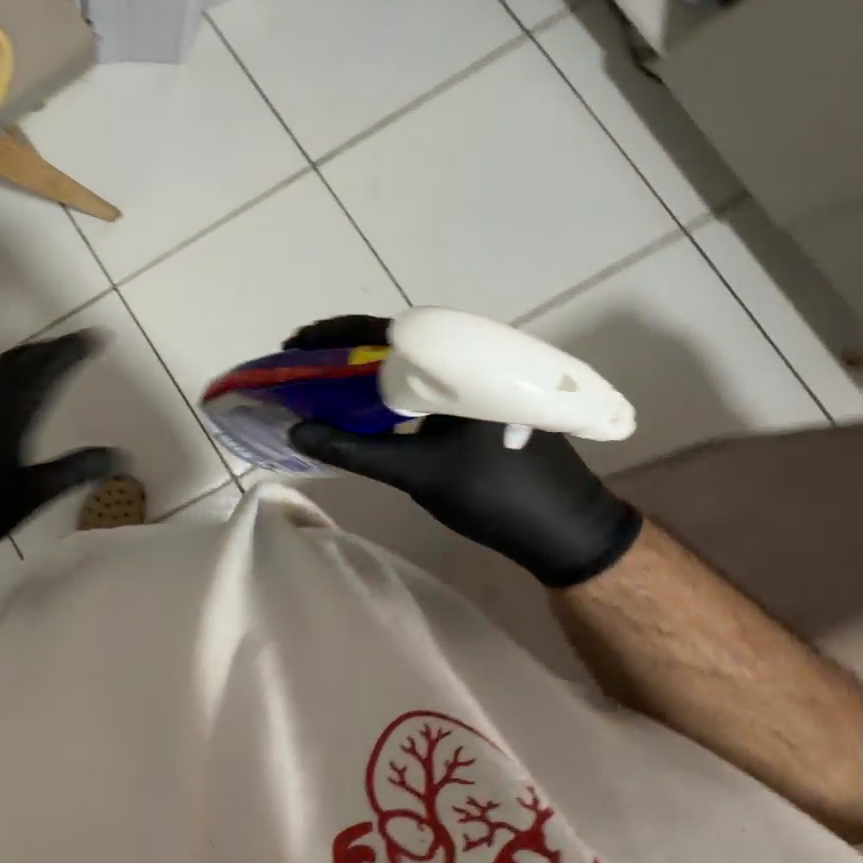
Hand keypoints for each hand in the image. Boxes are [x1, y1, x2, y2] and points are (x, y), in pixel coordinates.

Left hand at [0, 331, 120, 583]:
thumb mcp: (38, 493)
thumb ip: (78, 470)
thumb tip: (123, 456)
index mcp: (10, 414)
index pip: (46, 371)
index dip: (72, 351)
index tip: (98, 336)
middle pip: (23, 361)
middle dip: (53, 346)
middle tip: (80, 339)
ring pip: (1, 366)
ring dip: (28, 352)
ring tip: (50, 349)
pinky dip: (5, 365)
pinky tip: (8, 377)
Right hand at [282, 316, 641, 587]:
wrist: (568, 531)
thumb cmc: (498, 495)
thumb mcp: (417, 473)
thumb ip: (353, 450)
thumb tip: (296, 431)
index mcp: (465, 364)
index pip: (388, 331)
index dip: (335, 334)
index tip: (294, 344)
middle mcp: (473, 360)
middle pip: (394, 342)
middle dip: (342, 350)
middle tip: (300, 363)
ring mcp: (477, 381)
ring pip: (408, 363)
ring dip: (362, 369)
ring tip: (320, 380)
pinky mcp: (478, 402)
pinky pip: (422, 382)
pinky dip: (385, 388)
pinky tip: (360, 404)